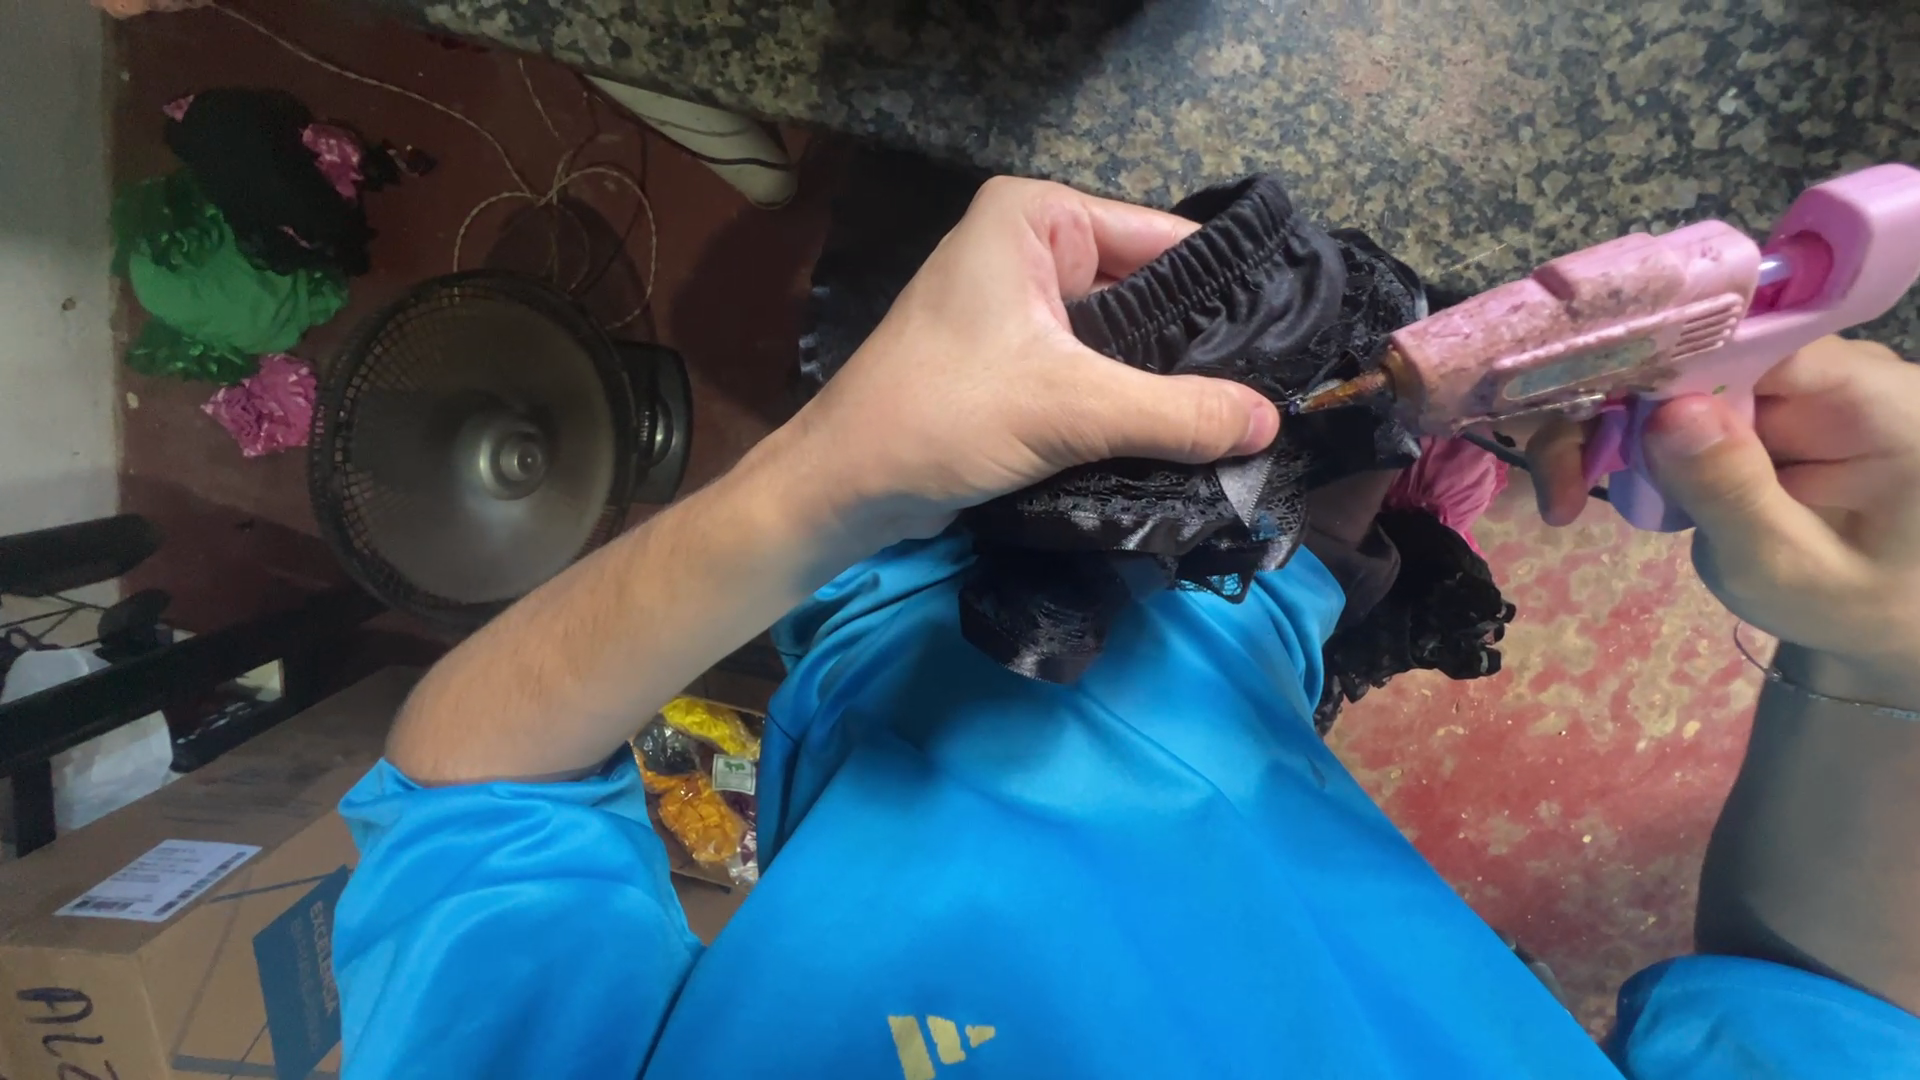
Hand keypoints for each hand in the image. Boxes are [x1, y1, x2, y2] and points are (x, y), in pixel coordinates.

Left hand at [769, 176, 1279, 547]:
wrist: (848, 486)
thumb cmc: (943, 417)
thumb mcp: (1068, 407)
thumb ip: (1174, 412)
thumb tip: (1273, 423)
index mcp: (1036, 218)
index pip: (1161, 242)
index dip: (1225, 294)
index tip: (1290, 344)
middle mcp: (1026, 251)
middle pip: (1142, 295)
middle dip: (1194, 349)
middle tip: (1271, 398)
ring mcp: (1015, 311)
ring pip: (1116, 343)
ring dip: (1161, 386)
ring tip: (1239, 425)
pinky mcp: (1009, 364)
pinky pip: (1086, 375)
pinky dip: (1122, 405)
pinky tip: (1177, 438)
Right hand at [1527, 337, 1919, 688]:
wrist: (1881, 618)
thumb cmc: (1848, 604)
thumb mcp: (1781, 564)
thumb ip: (1731, 489)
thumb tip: (1667, 410)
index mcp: (1879, 404)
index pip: (1757, 347)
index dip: (1666, 367)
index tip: (1591, 413)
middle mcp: (1831, 377)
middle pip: (1691, 360)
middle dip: (1608, 415)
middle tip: (1559, 488)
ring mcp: (1784, 392)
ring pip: (1659, 384)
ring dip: (1594, 437)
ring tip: (1563, 500)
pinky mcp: (1746, 411)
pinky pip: (1658, 408)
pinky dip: (1607, 446)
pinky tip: (1581, 487)